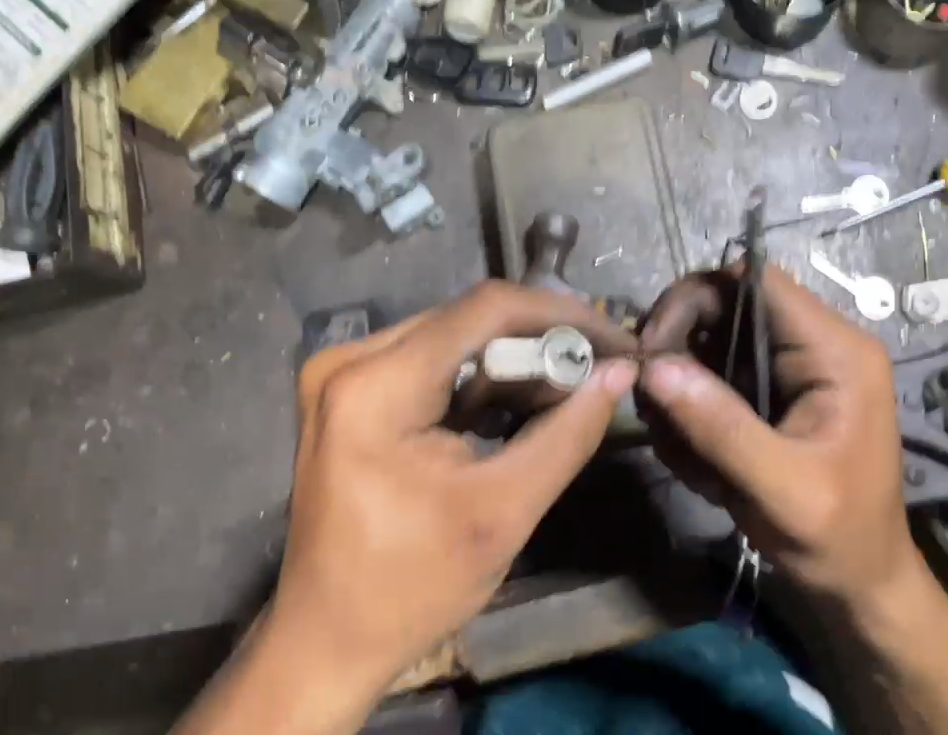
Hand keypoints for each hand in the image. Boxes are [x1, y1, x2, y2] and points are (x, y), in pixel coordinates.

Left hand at [262, 283, 638, 706]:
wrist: (328, 637)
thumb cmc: (411, 586)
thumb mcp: (503, 511)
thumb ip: (567, 434)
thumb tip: (620, 372)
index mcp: (375, 384)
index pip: (484, 310)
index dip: (560, 315)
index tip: (614, 338)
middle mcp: (351, 359)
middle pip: (468, 320)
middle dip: (541, 341)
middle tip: (600, 369)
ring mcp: (345, 372)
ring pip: (454, 337)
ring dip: (514, 361)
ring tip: (568, 391)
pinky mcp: (352, 390)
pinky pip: (431, 362)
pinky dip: (480, 380)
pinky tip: (520, 406)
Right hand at [637, 267, 920, 612]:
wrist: (860, 584)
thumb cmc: (838, 538)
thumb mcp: (781, 490)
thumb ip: (721, 427)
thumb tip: (655, 368)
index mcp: (834, 351)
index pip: (754, 280)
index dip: (694, 299)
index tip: (653, 351)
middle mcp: (811, 344)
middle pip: (721, 305)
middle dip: (677, 349)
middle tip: (650, 404)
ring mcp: (787, 366)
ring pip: (706, 341)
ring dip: (678, 389)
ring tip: (679, 448)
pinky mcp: (767, 390)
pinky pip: (708, 375)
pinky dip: (687, 411)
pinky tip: (695, 461)